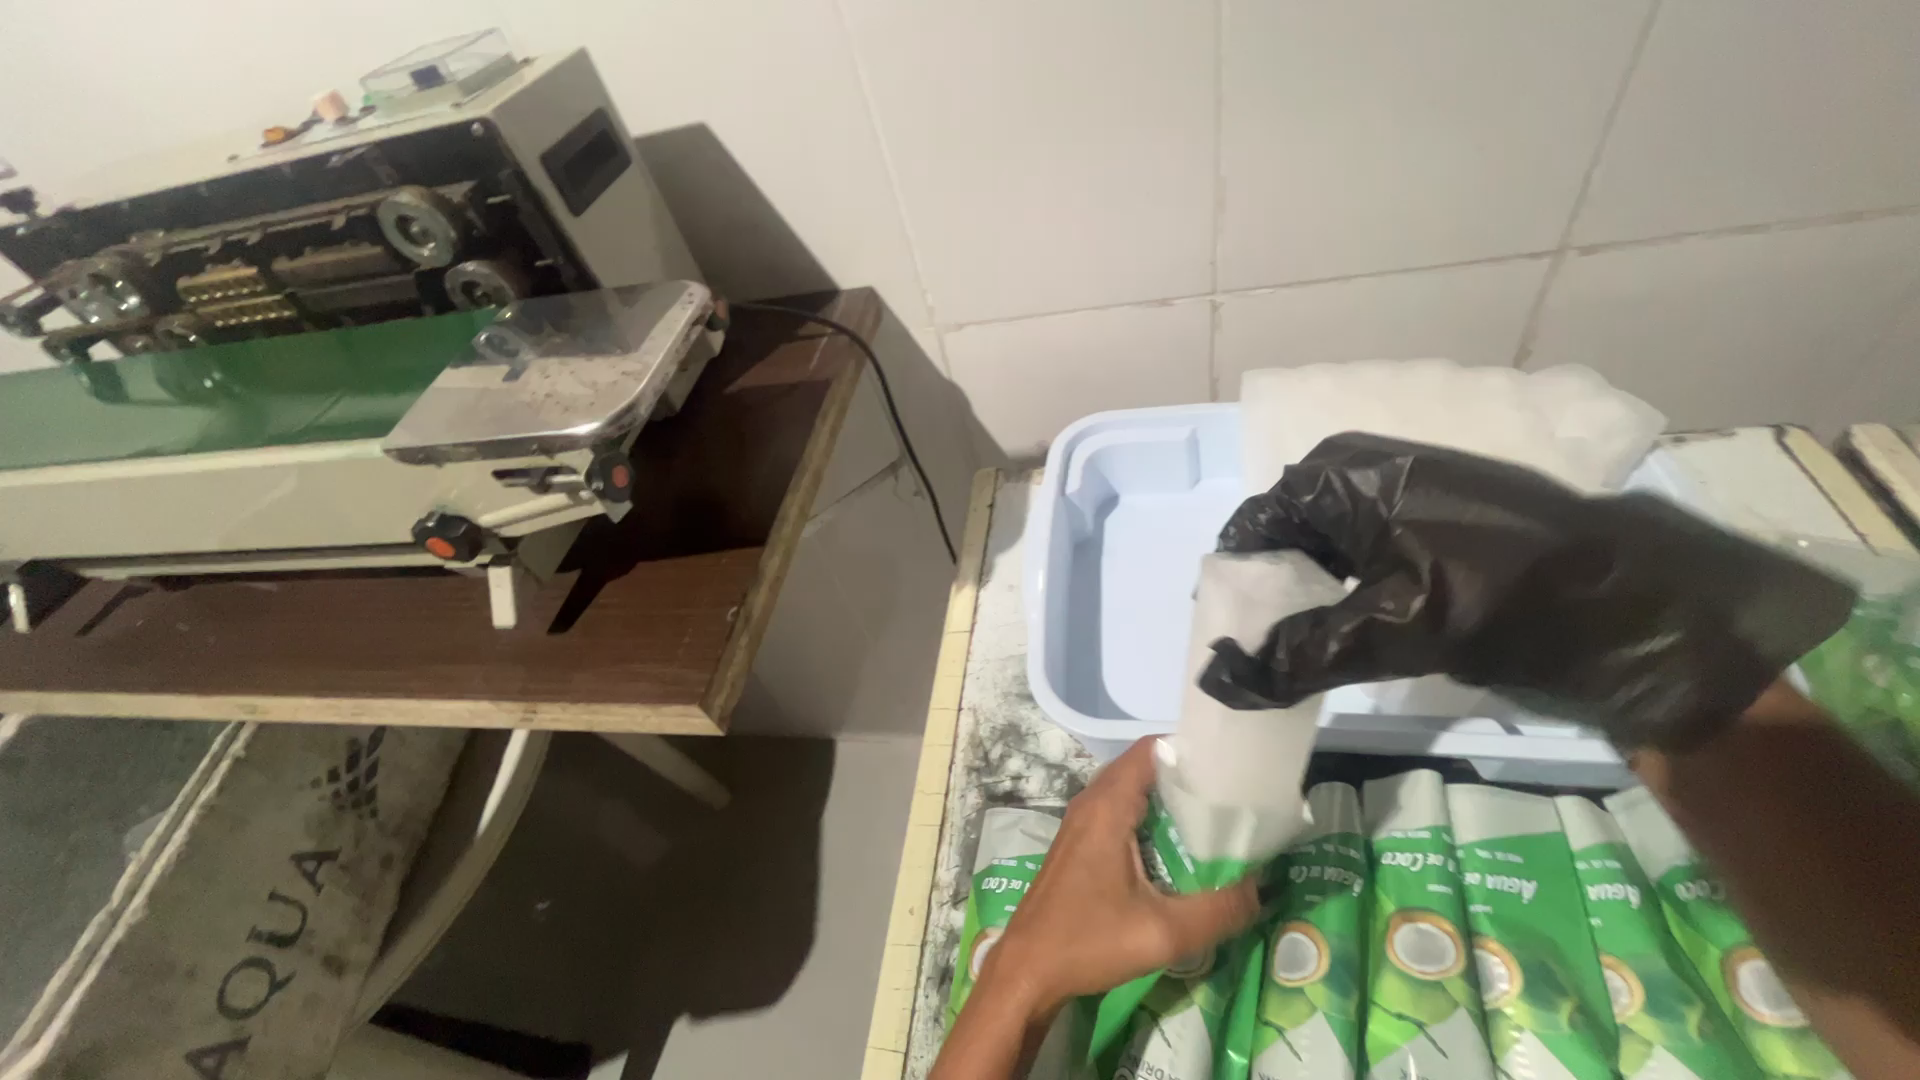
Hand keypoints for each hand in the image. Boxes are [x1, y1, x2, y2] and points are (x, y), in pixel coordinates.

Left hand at [979, 737, 1258, 1015]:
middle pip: (1146, 767)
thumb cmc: (1088, 941)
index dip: (1192, 749)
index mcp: (1108, 805)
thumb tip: (1259, 888)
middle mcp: (1092, 802)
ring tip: (1217, 821)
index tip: (1231, 767)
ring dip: (1171, 802)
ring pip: (1134, 792)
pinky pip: (1123, 813)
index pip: (1152, 748)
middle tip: (1235, 798)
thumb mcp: (1163, 933)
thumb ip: (1218, 909)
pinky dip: (1153, 820)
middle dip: (1189, 777)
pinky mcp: (1081, 843)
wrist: (1027, 968)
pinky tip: (1180, 850)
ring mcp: (1083, 822)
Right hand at [1198, 432, 1854, 750]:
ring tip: (1297, 648)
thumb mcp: (1392, 631)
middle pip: (1288, 534)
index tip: (1228, 632)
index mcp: (1344, 473)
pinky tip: (1348, 632)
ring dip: (1307, 596)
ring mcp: (1409, 494)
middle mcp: (1368, 470)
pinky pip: (1365, 555)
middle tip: (1260, 649)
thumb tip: (1217, 683)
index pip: (1255, 523)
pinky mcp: (1440, 524)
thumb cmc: (1508, 597)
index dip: (1235, 579)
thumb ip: (1298, 656)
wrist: (1653, 604)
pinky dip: (1345, 594)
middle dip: (1269, 590)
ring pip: (1327, 547)